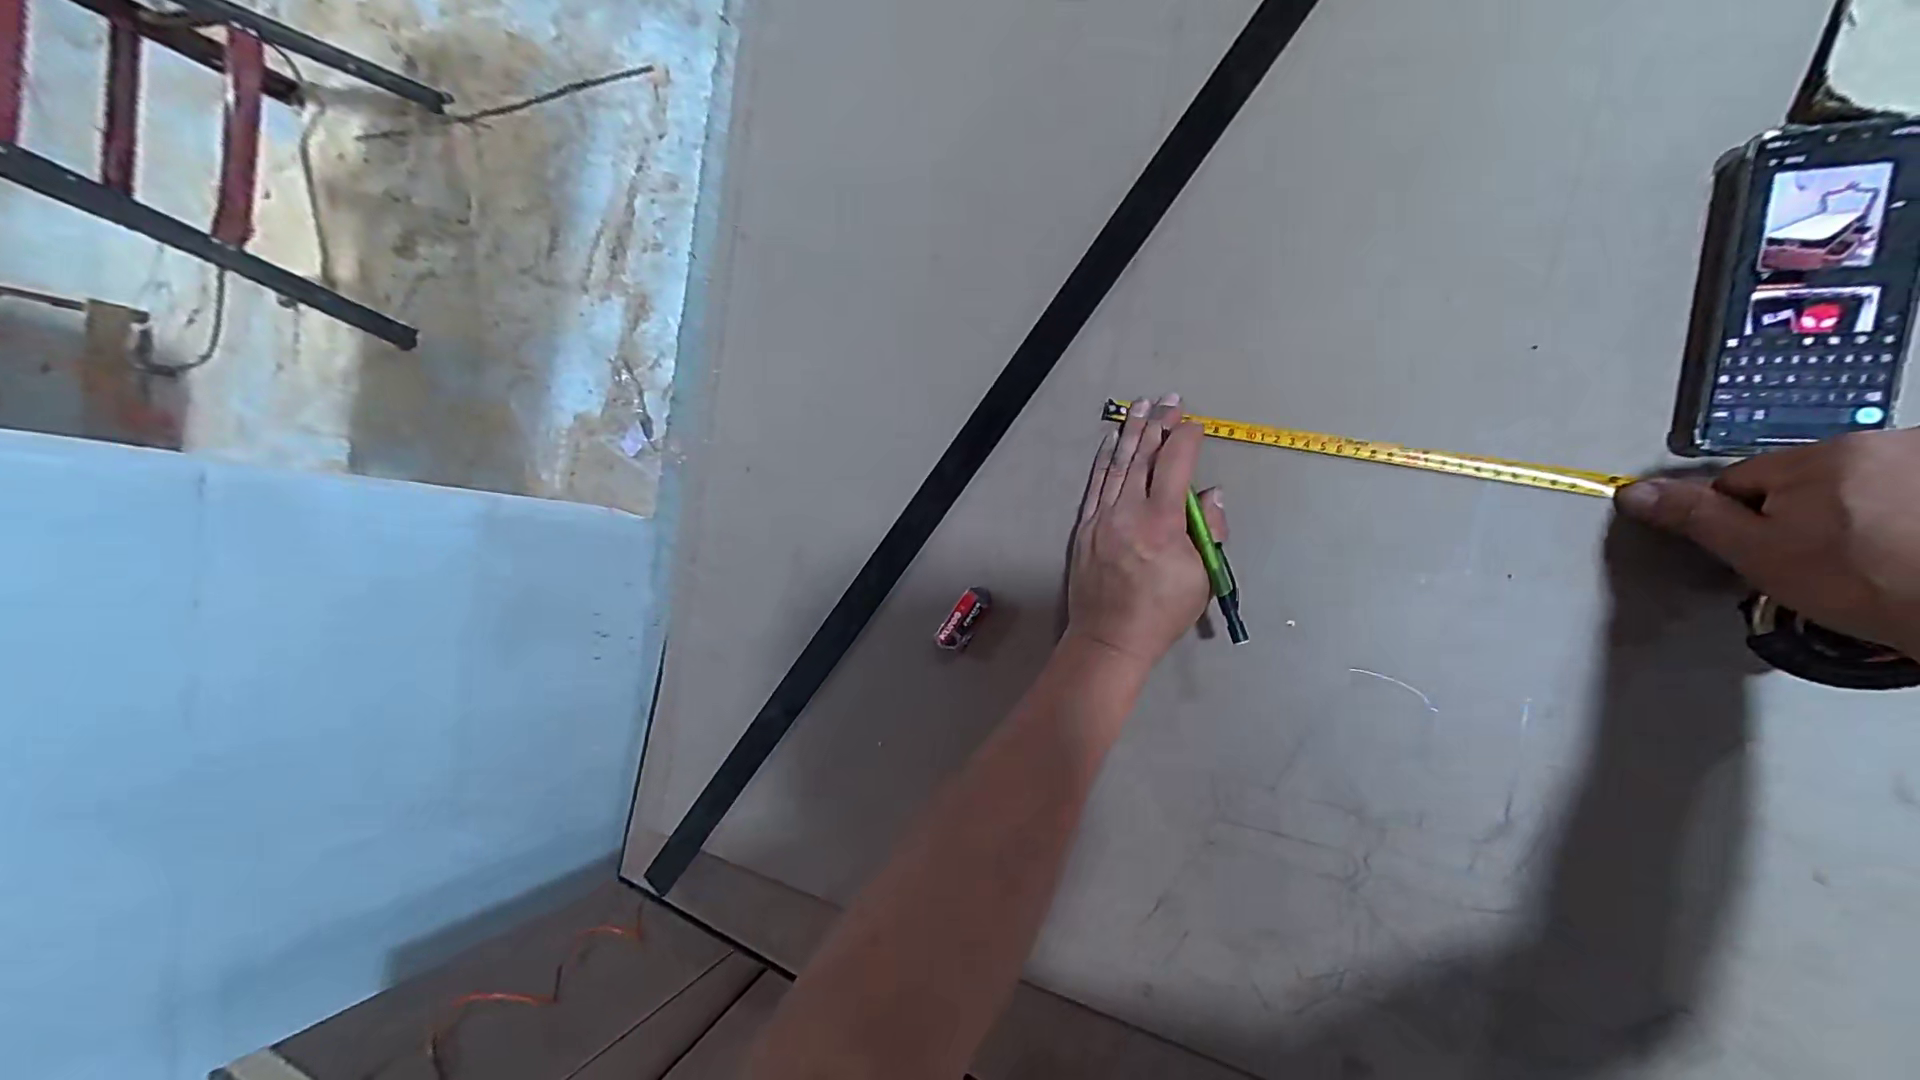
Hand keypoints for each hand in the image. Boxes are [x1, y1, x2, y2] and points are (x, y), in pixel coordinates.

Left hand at [1066, 394, 1227, 669]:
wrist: (1109, 637)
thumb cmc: (1162, 612)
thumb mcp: (1203, 577)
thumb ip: (1209, 531)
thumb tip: (1210, 496)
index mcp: (1161, 524)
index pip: (1175, 467)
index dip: (1187, 440)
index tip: (1195, 425)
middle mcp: (1128, 513)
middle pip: (1144, 458)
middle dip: (1158, 426)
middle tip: (1169, 401)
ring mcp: (1102, 518)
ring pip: (1117, 465)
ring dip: (1131, 434)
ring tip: (1141, 407)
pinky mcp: (1085, 527)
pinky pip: (1095, 485)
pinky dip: (1103, 460)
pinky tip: (1109, 442)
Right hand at [1614, 428, 1919, 654]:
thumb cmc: (1873, 585)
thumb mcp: (1757, 552)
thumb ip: (1694, 515)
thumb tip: (1637, 492)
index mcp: (1827, 455)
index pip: (1742, 480)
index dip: (1738, 519)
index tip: (1758, 547)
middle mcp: (1892, 444)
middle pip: (1804, 482)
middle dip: (1799, 516)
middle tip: (1814, 558)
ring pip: (1858, 490)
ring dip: (1853, 517)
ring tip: (1866, 559)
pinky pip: (1902, 497)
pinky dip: (1899, 521)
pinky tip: (1905, 551)